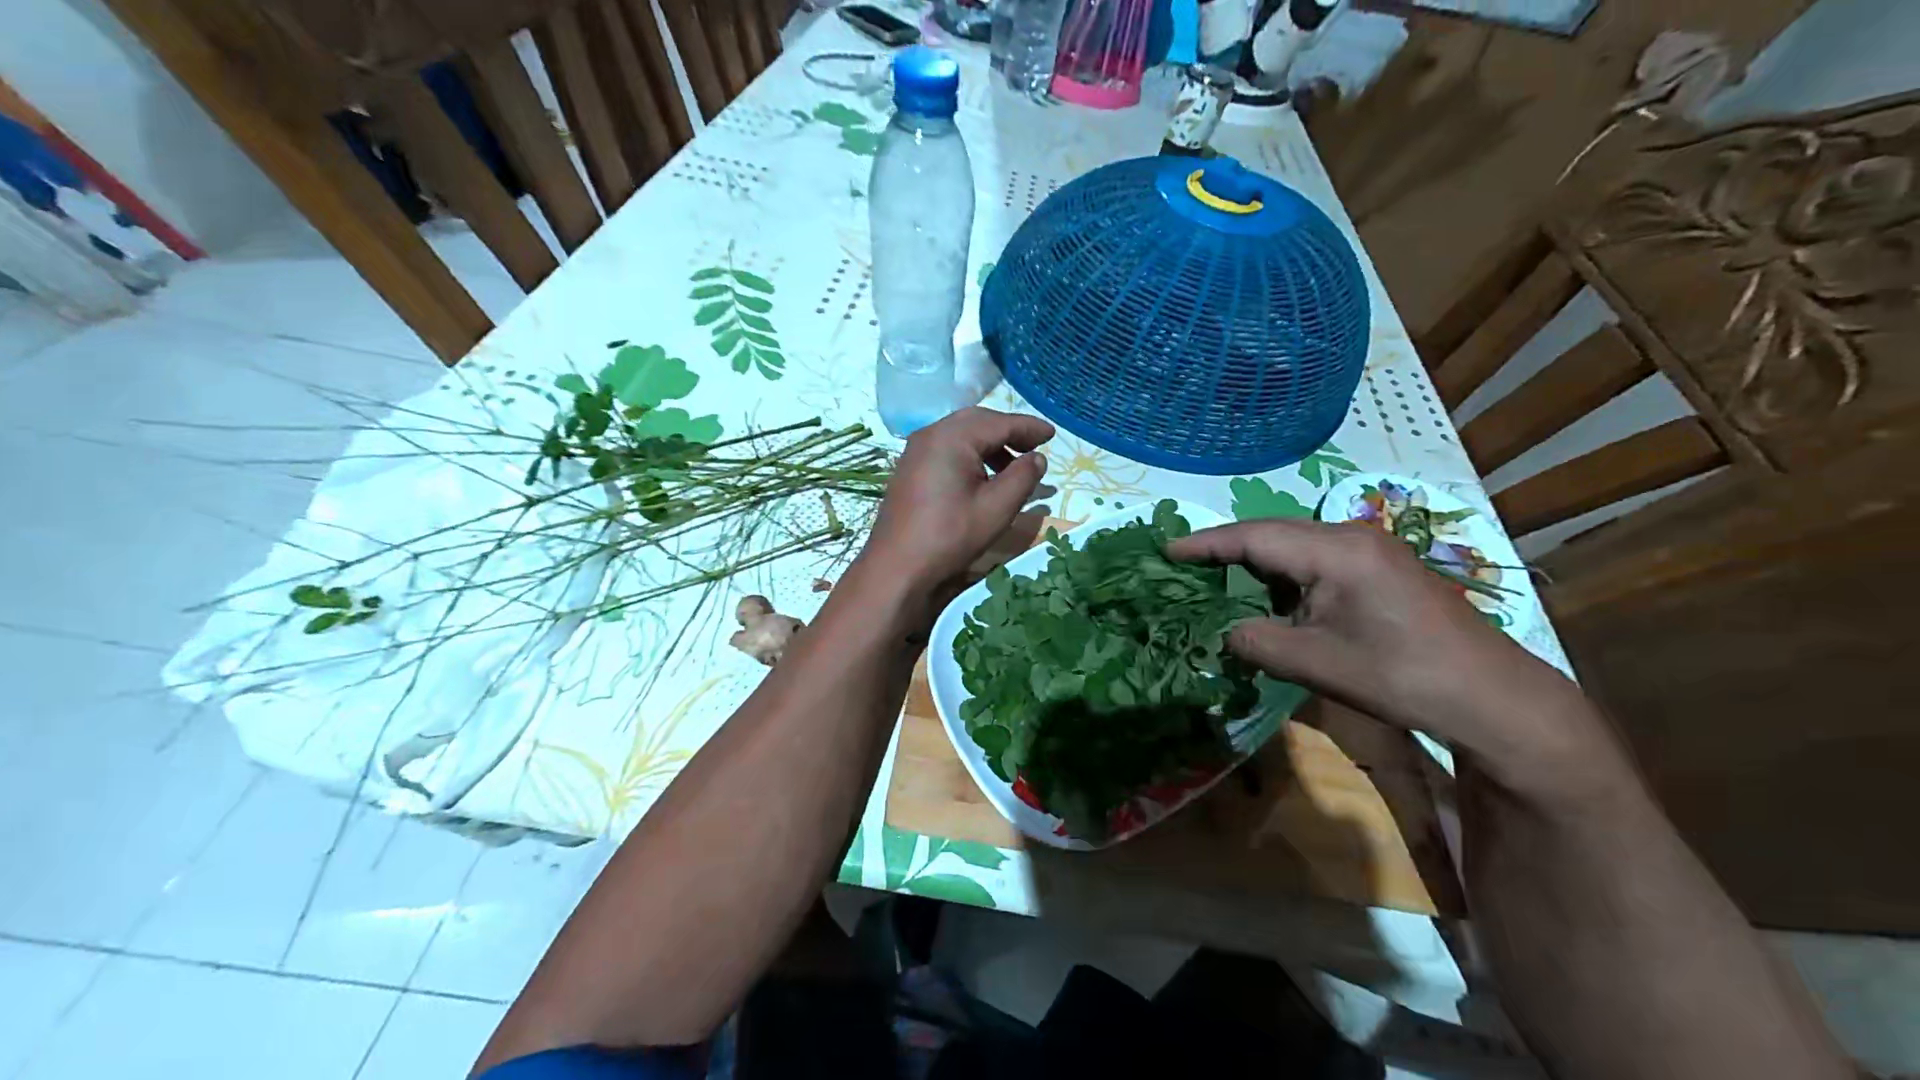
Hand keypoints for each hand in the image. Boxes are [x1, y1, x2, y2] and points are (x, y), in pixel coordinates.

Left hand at [860, 407, 1053, 598]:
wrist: (897, 566)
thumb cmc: (950, 536)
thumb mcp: (997, 508)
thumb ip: (1023, 477)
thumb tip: (1038, 457)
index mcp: (952, 437)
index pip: (999, 422)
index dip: (1029, 427)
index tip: (1053, 434)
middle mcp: (931, 434)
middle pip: (978, 422)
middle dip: (1009, 431)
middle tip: (1036, 446)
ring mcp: (916, 450)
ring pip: (961, 435)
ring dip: (990, 444)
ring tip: (1014, 466)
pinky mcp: (910, 468)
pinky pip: (947, 449)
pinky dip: (971, 454)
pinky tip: (984, 477)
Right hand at [1167, 519, 1603, 784]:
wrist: (1493, 698)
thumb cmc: (1401, 676)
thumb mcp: (1316, 663)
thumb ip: (1256, 641)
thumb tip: (1222, 632)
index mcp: (1334, 551)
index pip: (1253, 537)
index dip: (1205, 543)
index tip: (1166, 549)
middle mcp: (1351, 537)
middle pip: (1272, 532)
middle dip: (1226, 550)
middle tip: (1185, 566)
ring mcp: (1371, 550)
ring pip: (1295, 545)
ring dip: (1257, 564)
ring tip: (1218, 583)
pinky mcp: (1382, 568)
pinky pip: (1318, 559)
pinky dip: (1286, 575)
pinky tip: (1272, 598)